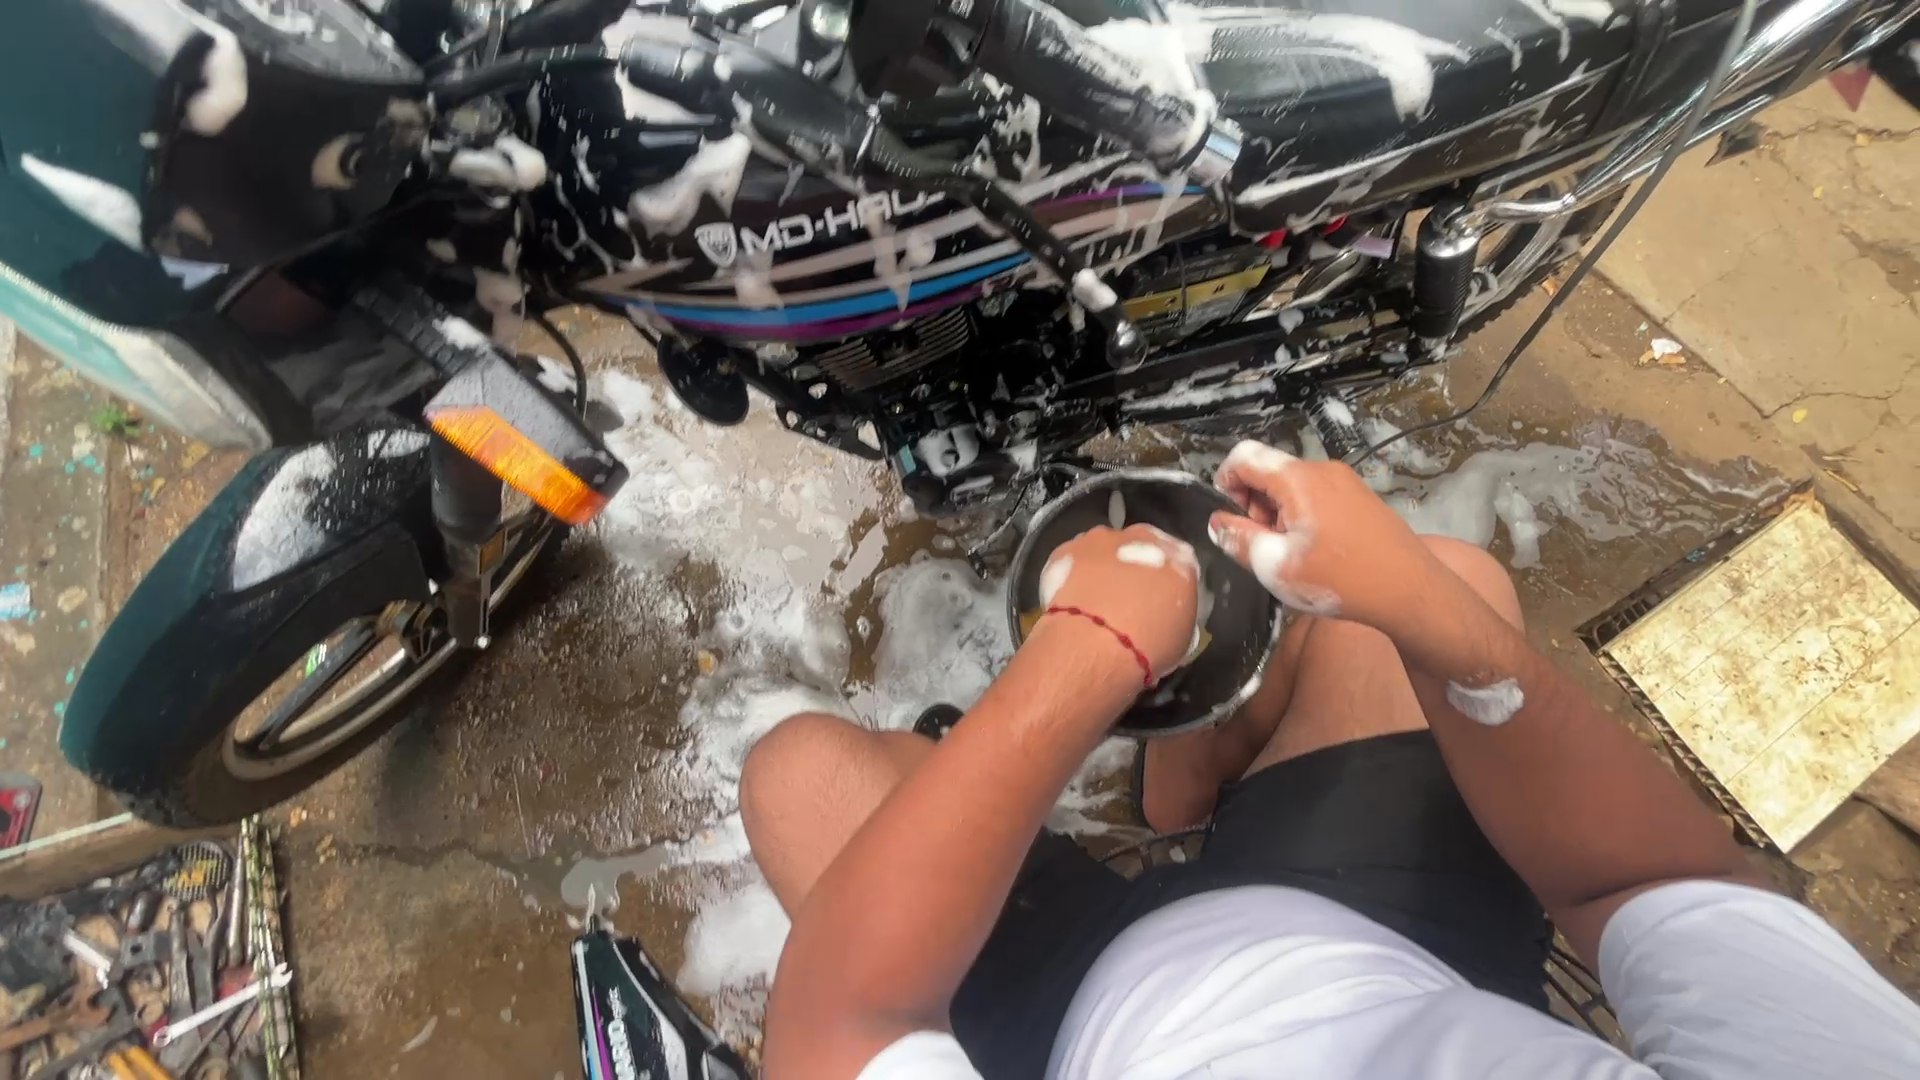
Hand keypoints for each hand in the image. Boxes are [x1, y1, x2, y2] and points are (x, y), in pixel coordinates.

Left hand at [1036, 523, 1200, 681]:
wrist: (1094, 644)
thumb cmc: (1148, 646)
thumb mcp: (1180, 637)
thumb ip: (1175, 612)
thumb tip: (1164, 612)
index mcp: (1179, 558)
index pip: (1178, 563)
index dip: (1164, 582)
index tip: (1156, 601)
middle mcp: (1142, 538)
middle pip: (1140, 547)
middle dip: (1132, 569)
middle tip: (1123, 600)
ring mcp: (1101, 539)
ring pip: (1104, 549)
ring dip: (1101, 568)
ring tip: (1092, 602)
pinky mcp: (1066, 549)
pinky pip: (1073, 559)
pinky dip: (1071, 575)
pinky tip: (1069, 600)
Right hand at [1206, 440, 1438, 636]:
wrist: (1410, 592)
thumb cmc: (1339, 579)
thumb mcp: (1274, 566)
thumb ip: (1238, 539)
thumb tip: (1218, 523)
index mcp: (1298, 479)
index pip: (1243, 455)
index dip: (1225, 482)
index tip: (1230, 518)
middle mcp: (1322, 470)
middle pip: (1267, 470)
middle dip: (1252, 504)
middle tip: (1261, 543)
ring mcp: (1344, 481)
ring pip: (1290, 484)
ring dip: (1275, 512)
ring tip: (1287, 551)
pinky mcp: (1358, 496)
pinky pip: (1313, 493)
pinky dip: (1299, 515)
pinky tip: (1312, 549)